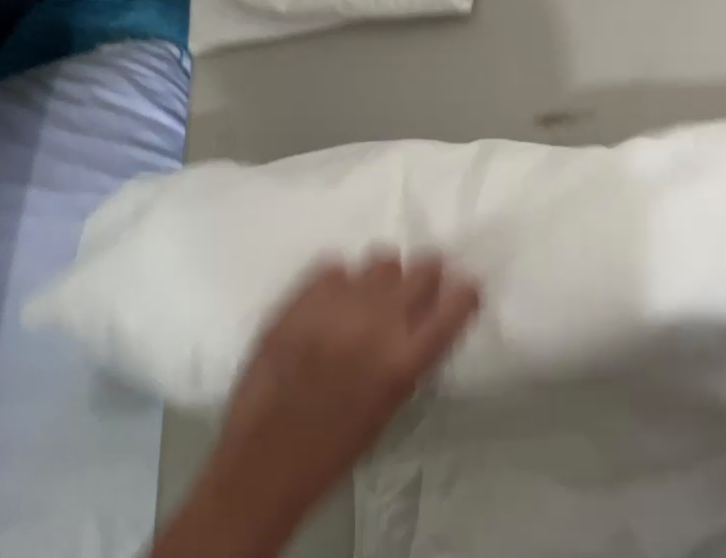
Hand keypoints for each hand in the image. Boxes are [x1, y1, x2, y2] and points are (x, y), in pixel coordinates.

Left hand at [154, 254, 479, 557]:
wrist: (261, 465)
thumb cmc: (339, 443)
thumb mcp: (396, 398)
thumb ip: (417, 349)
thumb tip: (432, 309)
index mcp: (407, 359)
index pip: (460, 299)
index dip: (464, 292)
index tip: (456, 295)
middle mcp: (378, 326)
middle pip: (425, 267)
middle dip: (426, 278)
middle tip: (412, 294)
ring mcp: (335, 311)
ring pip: (382, 260)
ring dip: (383, 278)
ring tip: (367, 300)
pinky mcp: (296, 307)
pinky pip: (332, 268)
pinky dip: (338, 282)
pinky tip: (331, 305)